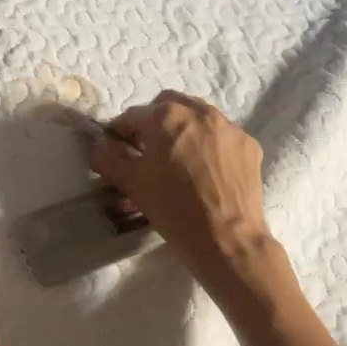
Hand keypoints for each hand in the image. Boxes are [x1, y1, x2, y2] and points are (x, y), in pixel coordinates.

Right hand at [89, 90, 272, 268]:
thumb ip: (109, 158)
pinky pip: (221, 135)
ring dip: (182, 129)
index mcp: (166, 117)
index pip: (131, 117)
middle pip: (167, 106)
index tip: (116, 151)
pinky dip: (208, 144)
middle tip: (147, 151)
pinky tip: (204, 170)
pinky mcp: (248, 145)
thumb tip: (98, 145)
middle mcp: (199, 112)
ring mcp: (228, 127)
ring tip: (177, 159)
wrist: (227, 239)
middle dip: (153, 122)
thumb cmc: (173, 208)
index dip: (119, 133)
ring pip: (197, 116)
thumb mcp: (132, 184)